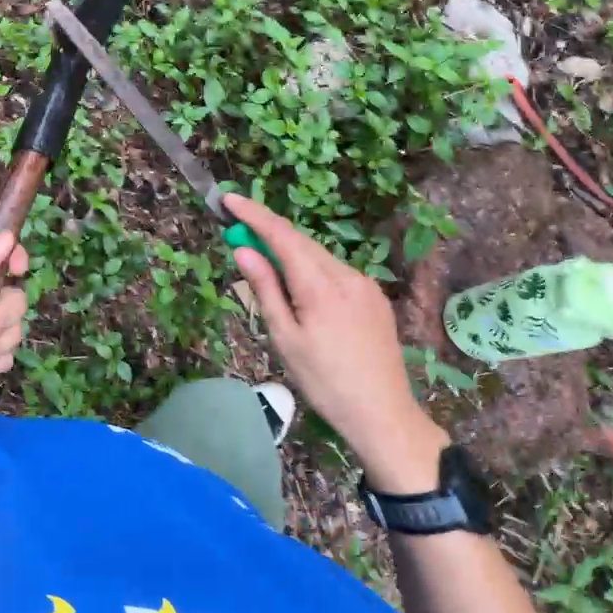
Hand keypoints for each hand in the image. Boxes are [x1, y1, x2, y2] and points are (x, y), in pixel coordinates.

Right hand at [225, 195, 448, 492]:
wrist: (383, 414)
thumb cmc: (324, 381)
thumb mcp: (285, 337)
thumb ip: (265, 288)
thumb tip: (244, 250)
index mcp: (321, 286)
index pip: (282, 235)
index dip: (253, 214)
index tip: (228, 198)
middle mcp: (346, 276)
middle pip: (300, 240)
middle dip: (267, 229)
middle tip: (236, 228)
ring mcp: (364, 285)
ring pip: (318, 254)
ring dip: (288, 249)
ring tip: (262, 258)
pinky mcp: (373, 298)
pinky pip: (334, 270)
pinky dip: (309, 265)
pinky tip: (297, 282)